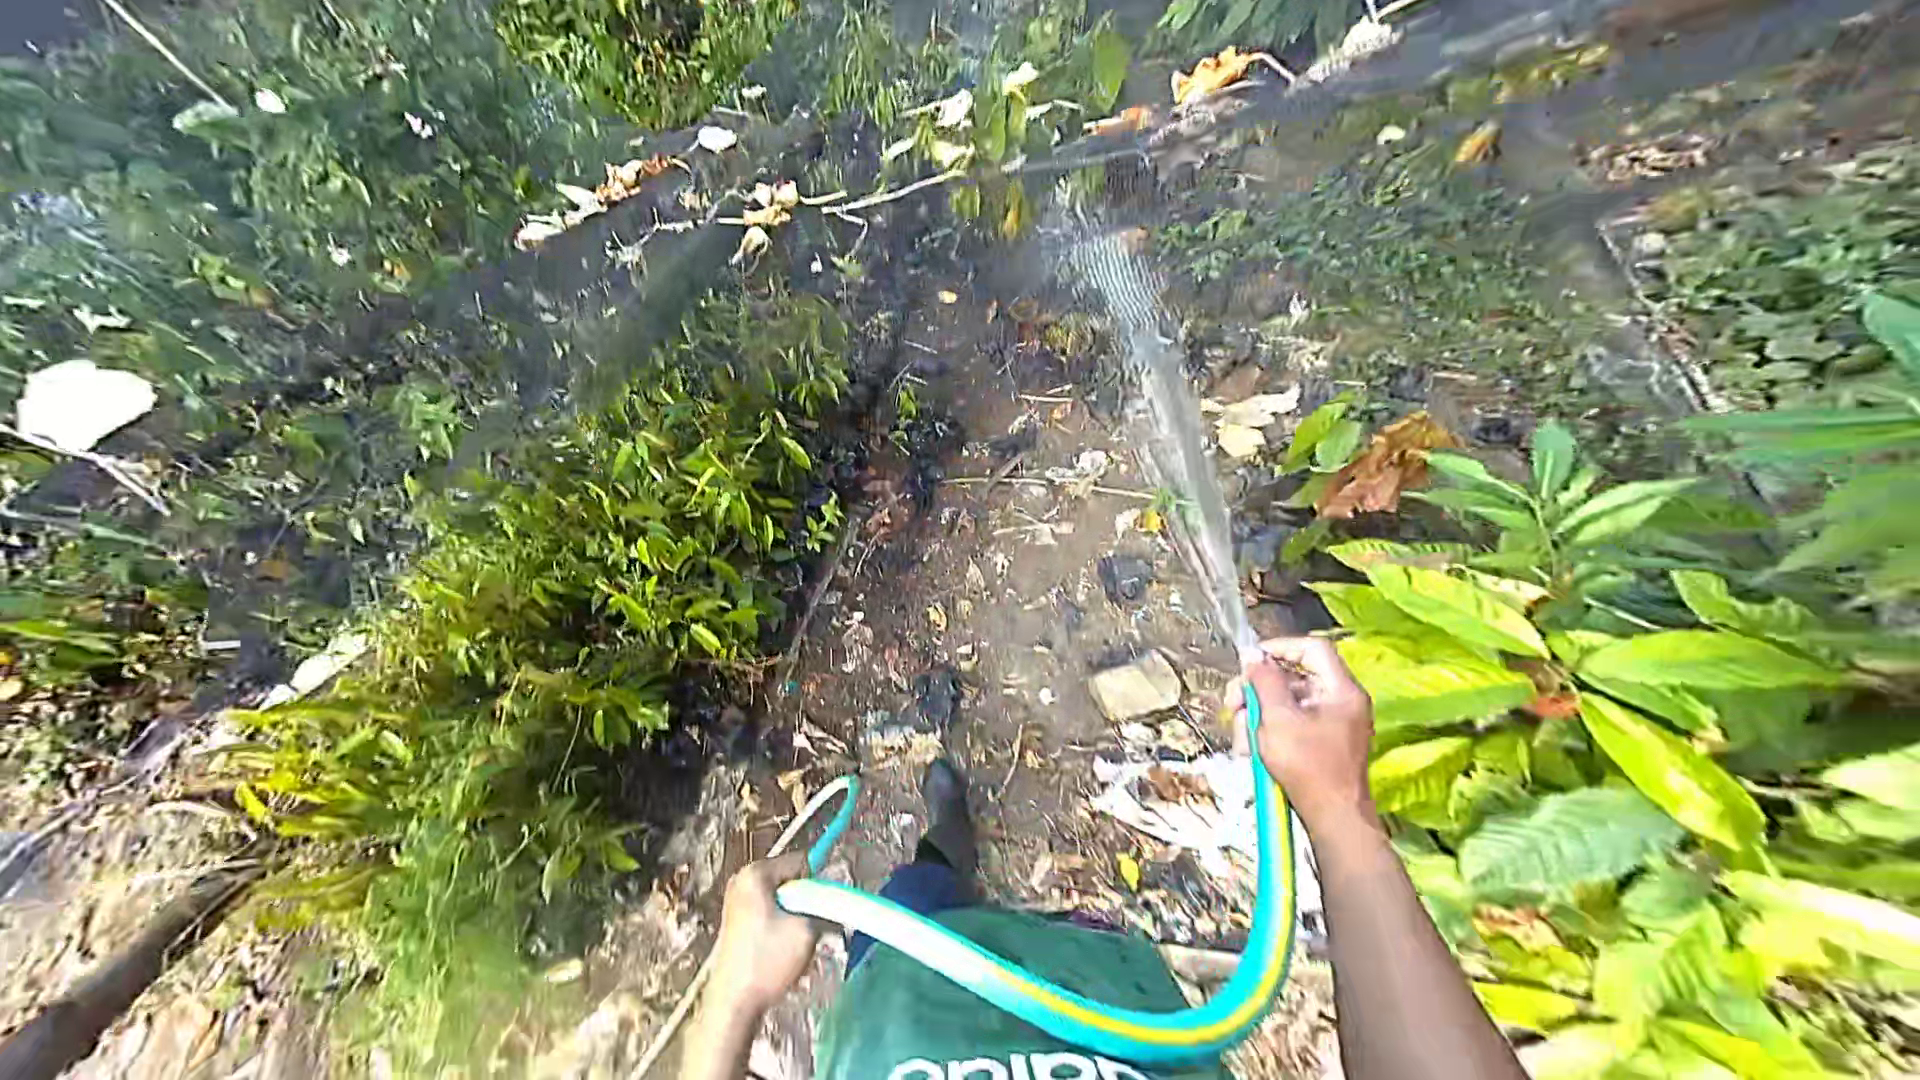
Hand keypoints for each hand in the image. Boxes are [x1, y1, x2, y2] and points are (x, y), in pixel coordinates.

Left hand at [707, 851, 822, 1014]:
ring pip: (780, 897)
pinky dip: (778, 923)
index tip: (819, 908)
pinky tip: (777, 949)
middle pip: (790, 878)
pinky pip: (768, 910)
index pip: (801, 862)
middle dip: (803, 900)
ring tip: (791, 942)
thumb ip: (824, 906)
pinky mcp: (734, 921)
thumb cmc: (766, 963)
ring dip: (792, 914)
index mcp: (756, 873)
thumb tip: (835, 901)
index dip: (816, 884)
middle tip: (805, 927)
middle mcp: (741, 879)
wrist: (731, 1006)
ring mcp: (734, 900)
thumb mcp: (806, 930)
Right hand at [1228, 636, 1377, 835]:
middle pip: (1292, 676)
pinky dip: (1267, 729)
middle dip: (1257, 688)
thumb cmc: (1308, 766)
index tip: (1250, 662)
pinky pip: (1289, 721)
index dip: (1279, 647)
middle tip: (1233, 702)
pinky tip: (1252, 747)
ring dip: (1256, 713)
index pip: (1312, 648)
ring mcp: (1332, 722)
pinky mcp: (1321, 740)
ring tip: (1242, 734)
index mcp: (1341, 690)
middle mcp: (1340, 701)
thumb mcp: (1278, 718)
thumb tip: (1252, 653)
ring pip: (1284, 701)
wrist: (1333, 819)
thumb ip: (1264, 680)